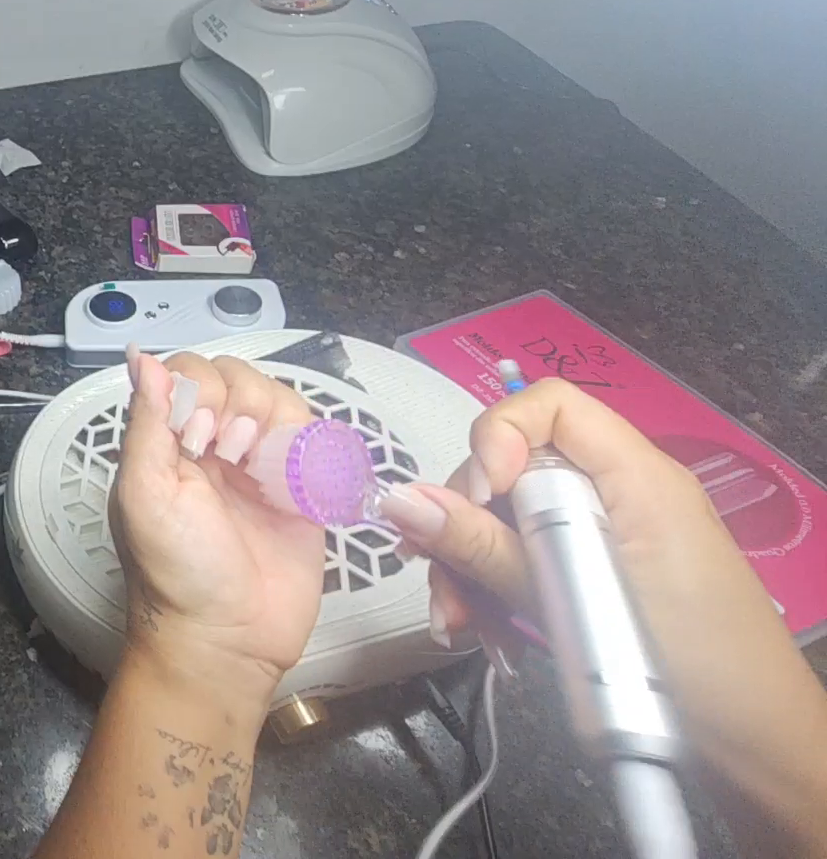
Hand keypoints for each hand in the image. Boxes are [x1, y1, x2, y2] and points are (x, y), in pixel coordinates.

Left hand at [110, 350, 324, 705]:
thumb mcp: (144, 492)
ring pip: (279, 400)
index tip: (198, 436)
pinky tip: (290, 481)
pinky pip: (315, 439)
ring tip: (255, 469)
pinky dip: (308, 446)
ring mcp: (257, 463)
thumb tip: (140, 358)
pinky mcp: (300, 488)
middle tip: (226, 455)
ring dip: (272, 423)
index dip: (200, 390)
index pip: (187, 372)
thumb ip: (146, 422)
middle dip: (237, 403)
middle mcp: (210, 442)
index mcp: (166, 439)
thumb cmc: (174, 570)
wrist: (227, 640)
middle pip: (237, 376)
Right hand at [377, 377, 826, 829]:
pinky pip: (510, 554)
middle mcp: (611, 492)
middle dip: (460, 519)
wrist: (762, 752)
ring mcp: (594, 530)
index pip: (550, 406)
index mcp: (635, 479)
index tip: (478, 495)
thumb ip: (484, 545)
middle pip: (505, 467)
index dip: (499, 434)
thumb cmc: (695, 668)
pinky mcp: (581, 566)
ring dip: (461, 565)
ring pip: (496, 516)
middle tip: (439, 571)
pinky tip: (473, 627)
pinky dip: (481, 587)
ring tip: (458, 621)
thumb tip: (396, 500)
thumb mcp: (573, 600)